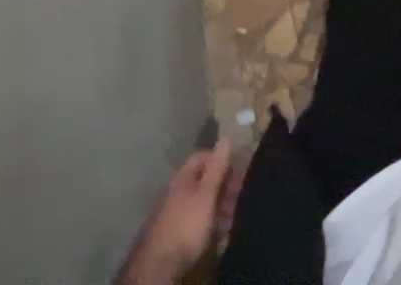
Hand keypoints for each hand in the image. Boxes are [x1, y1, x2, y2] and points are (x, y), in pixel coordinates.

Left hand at [117, 138, 237, 284]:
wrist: (160, 263)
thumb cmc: (186, 223)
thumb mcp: (206, 194)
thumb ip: (217, 167)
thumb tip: (225, 137)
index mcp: (184, 177)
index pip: (203, 157)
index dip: (222, 161)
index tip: (238, 173)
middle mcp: (178, 189)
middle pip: (205, 178)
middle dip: (224, 186)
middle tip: (239, 197)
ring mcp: (177, 210)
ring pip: (204, 200)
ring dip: (221, 205)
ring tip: (233, 216)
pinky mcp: (178, 229)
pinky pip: (200, 217)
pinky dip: (212, 219)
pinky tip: (221, 229)